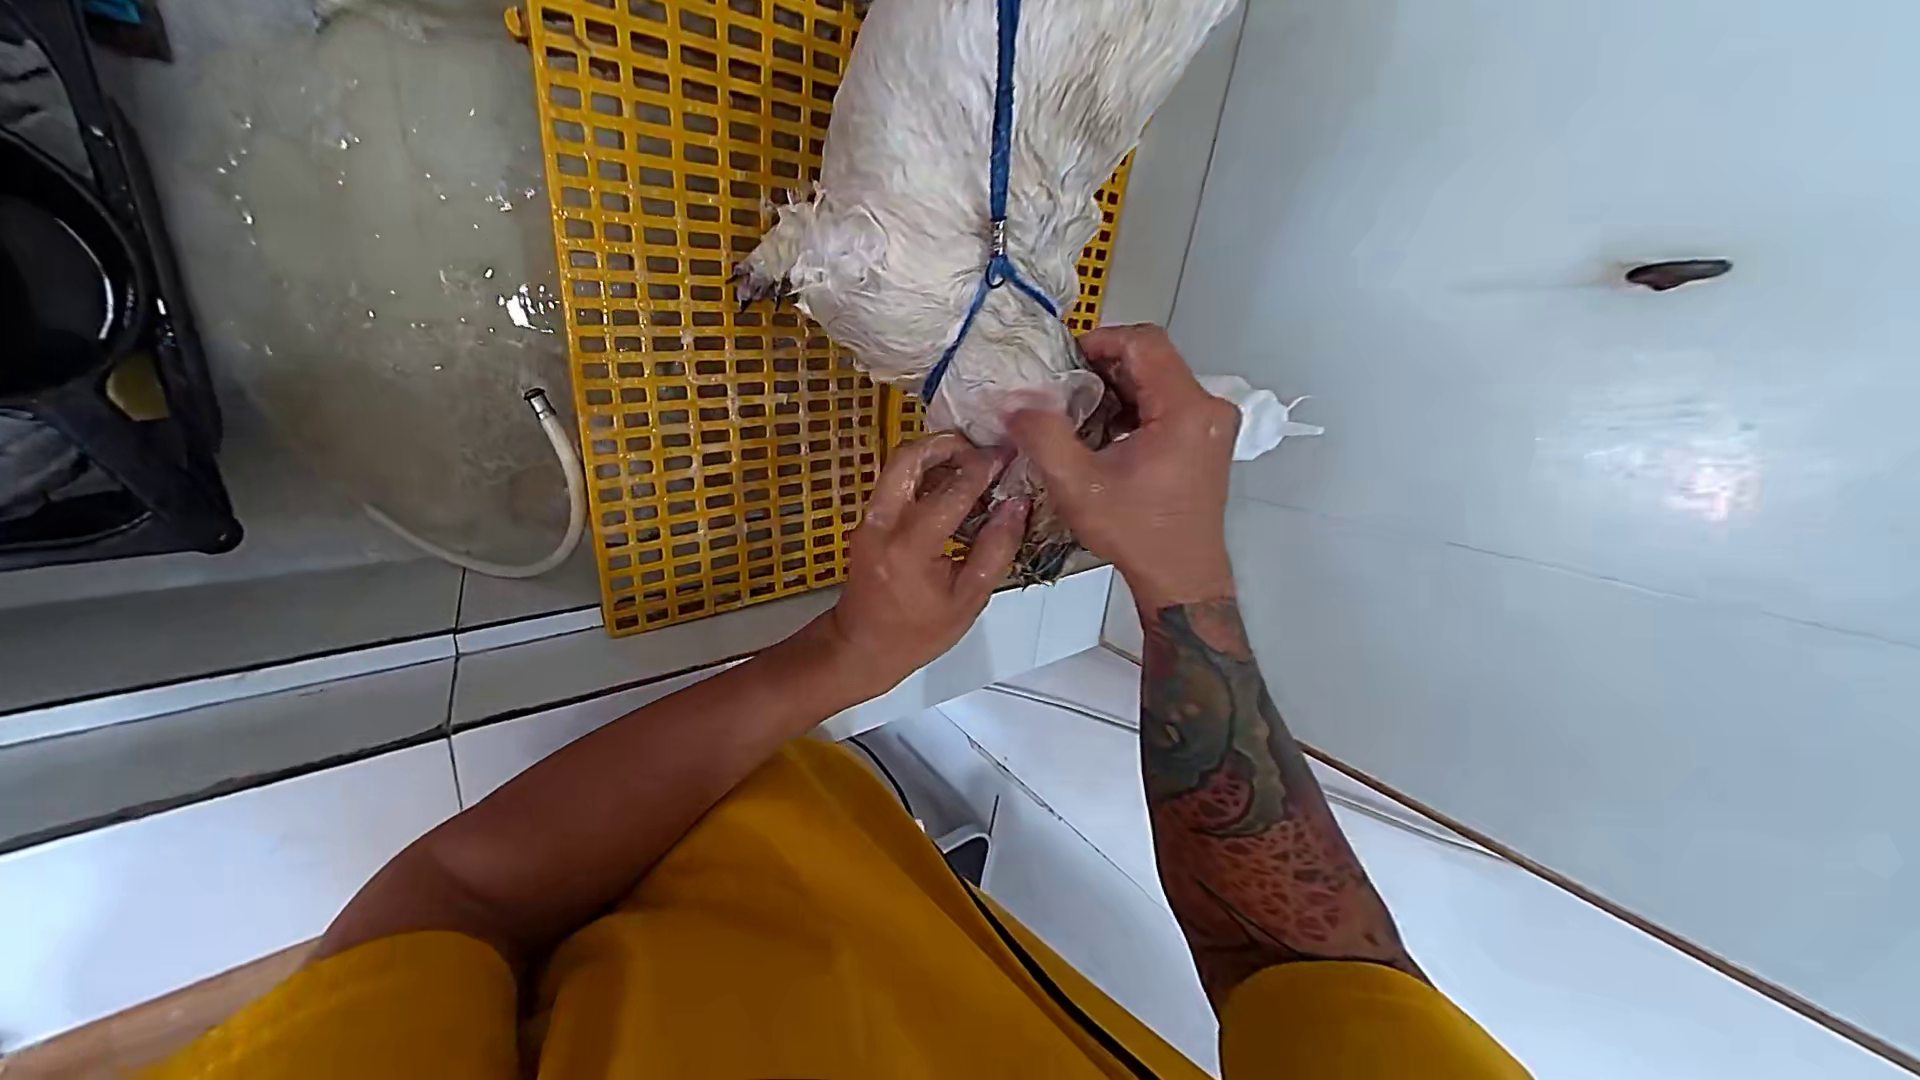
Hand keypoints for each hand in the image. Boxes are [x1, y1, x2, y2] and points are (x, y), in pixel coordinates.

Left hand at [817, 433, 1028, 698]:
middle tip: (981, 452)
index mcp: (910, 546)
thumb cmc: (918, 633)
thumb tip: (1017, 503)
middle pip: (908, 456)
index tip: (1008, 456)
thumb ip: (996, 548)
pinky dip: (923, 473)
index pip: (952, 490)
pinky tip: (950, 488)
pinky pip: (895, 481)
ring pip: (898, 464)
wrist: (861, 646)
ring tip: (970, 467)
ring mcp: (869, 518)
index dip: (984, 468)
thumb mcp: (969, 599)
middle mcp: (882, 523)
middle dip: (948, 444)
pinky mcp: (867, 519)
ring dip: (934, 455)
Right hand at [1007, 324, 1238, 610]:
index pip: (1145, 342)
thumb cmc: (1137, 534)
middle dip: (1103, 369)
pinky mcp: (1206, 439)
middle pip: (1152, 360)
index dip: (1100, 340)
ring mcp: (1211, 424)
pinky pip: (1166, 404)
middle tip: (1064, 391)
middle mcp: (1208, 408)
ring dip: (1116, 390)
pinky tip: (1103, 433)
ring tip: (1079, 415)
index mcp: (1186, 410)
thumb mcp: (1078, 485)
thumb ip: (1043, 437)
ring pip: (1158, 381)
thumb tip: (1015, 403)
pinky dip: (1132, 409)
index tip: (1066, 362)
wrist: (1180, 575)